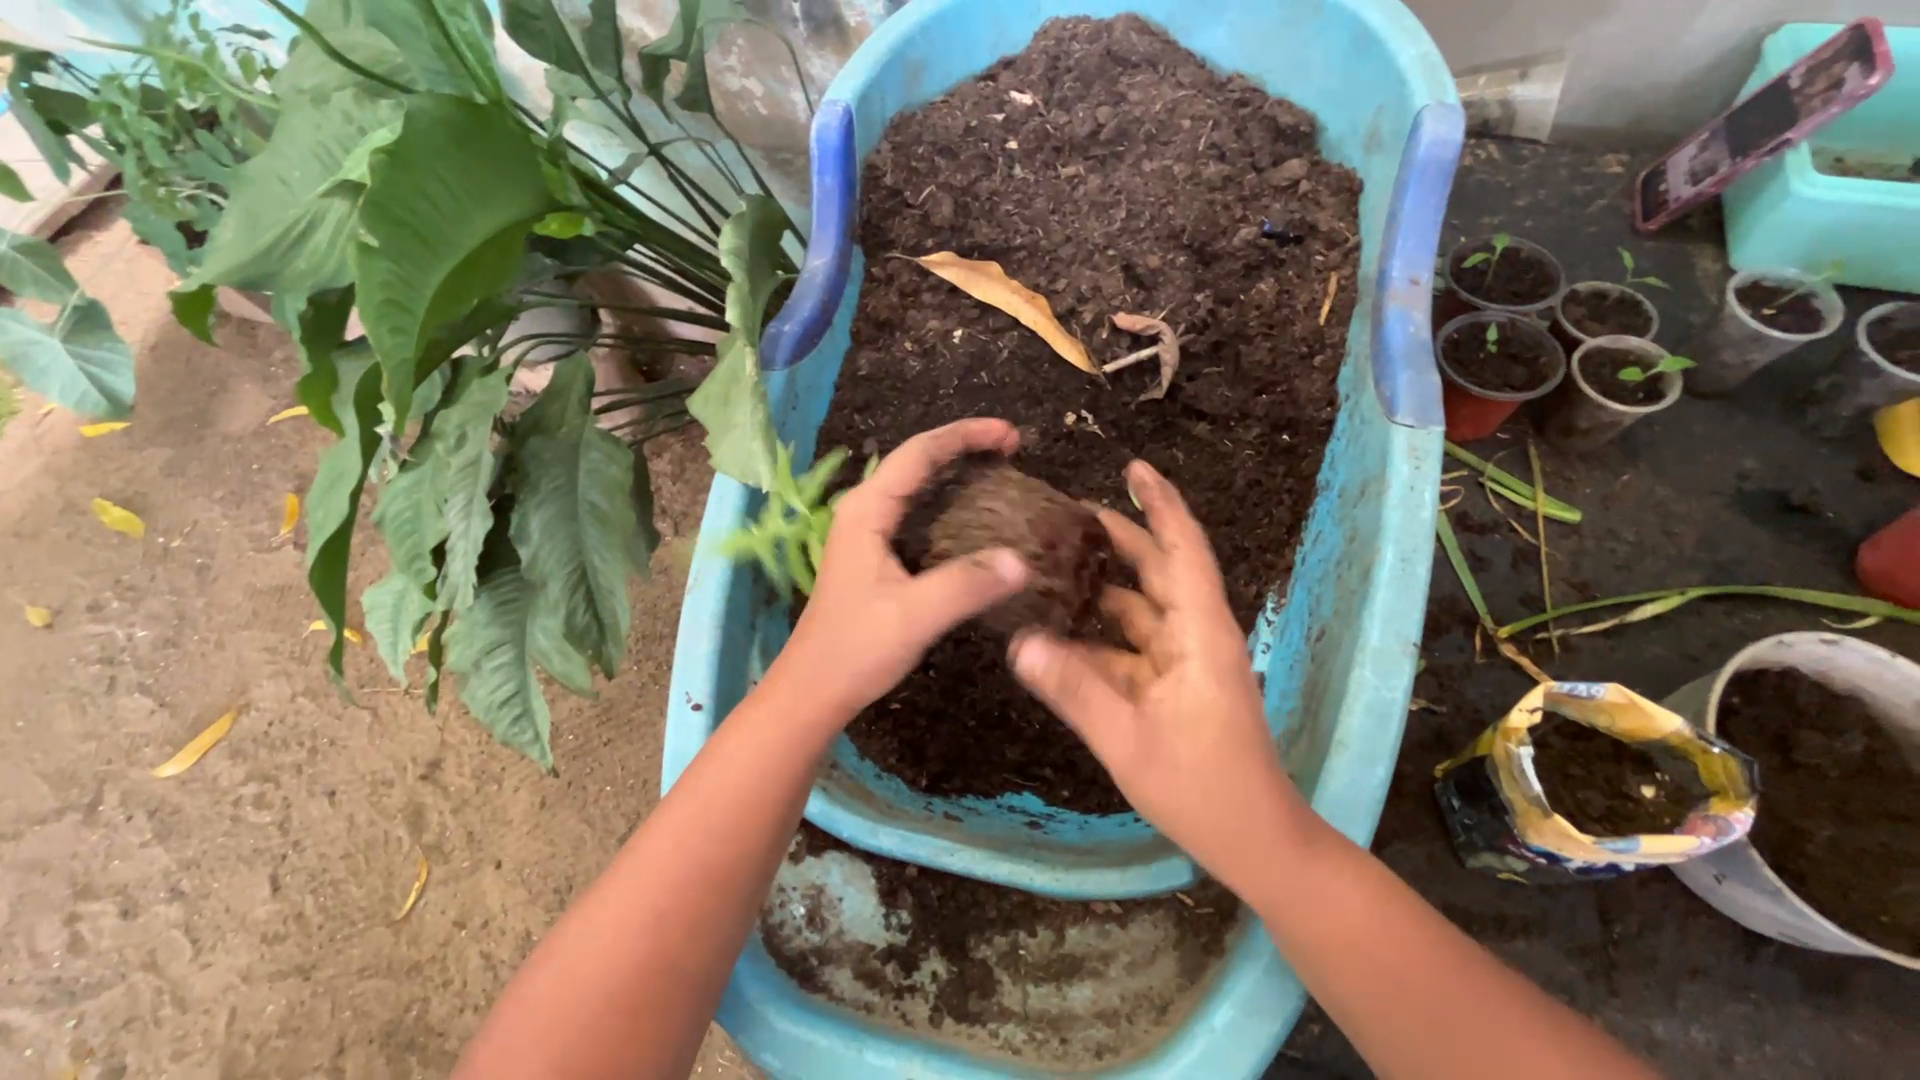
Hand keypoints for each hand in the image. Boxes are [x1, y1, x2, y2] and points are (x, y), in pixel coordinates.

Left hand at [770, 418, 1030, 718]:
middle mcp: (864, 511)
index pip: (919, 452)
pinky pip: (918, 514)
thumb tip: (1021, 562)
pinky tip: (977, 521)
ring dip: (957, 474)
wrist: (814, 689)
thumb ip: (965, 585)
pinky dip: (950, 506)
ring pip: (917, 487)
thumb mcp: (914, 616)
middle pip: (917, 461)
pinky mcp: (875, 556)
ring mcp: (866, 533)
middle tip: (1014, 451)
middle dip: (965, 448)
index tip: (1011, 435)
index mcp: (866, 510)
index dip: (966, 436)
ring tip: (1002, 475)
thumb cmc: (855, 649)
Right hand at [1008, 460, 1317, 891]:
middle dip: (1121, 541)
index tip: (1136, 469)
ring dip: (1103, 591)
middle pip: (1159, 573)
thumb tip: (1019, 643)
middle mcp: (1195, 638)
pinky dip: (1100, 639)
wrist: (1255, 841)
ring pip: (1141, 612)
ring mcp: (1186, 664)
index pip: (1183, 552)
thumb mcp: (1129, 740)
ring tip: (1052, 568)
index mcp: (1199, 635)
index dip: (1162, 506)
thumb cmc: (1204, 788)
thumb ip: (1074, 689)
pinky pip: (1132, 650)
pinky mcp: (1175, 689)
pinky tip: (1059, 635)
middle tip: (1070, 515)